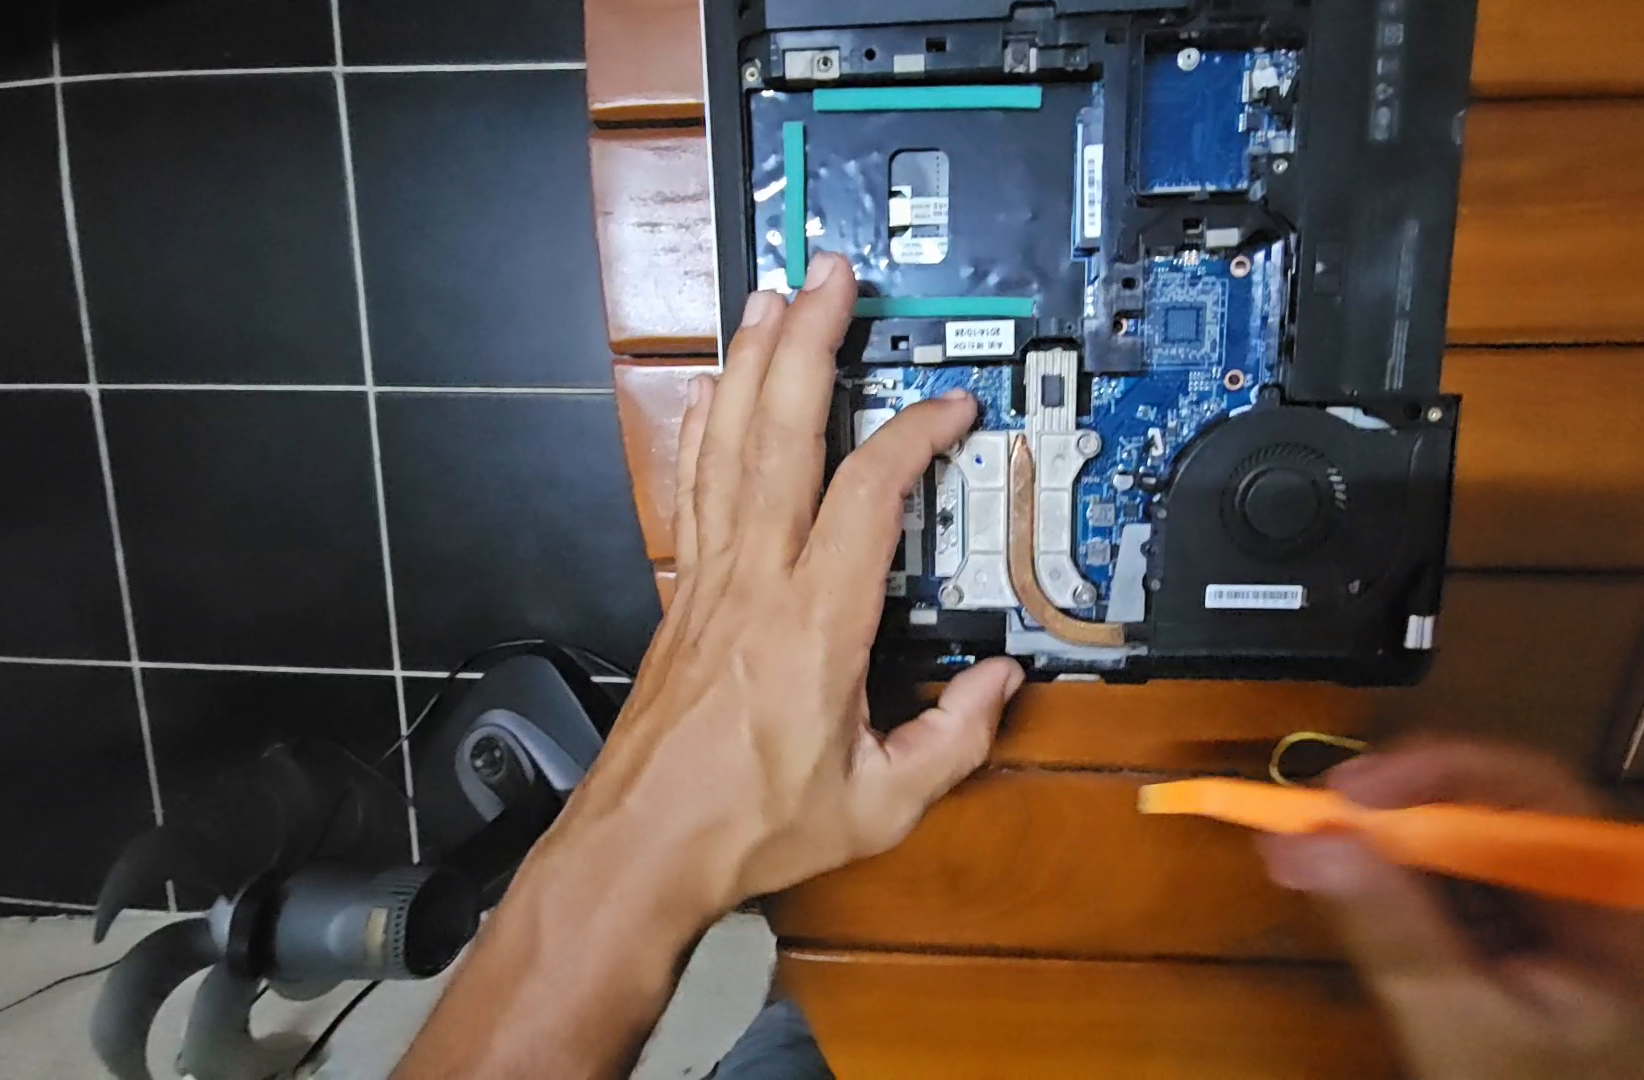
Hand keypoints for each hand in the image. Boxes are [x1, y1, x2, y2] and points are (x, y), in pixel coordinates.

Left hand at [559, 252, 1022, 911]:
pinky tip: (711, 390)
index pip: (870, 495)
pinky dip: (706, 426)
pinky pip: (695, 484)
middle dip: (807, 344)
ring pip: (729, 443)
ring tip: (770, 302)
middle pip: (782, 433)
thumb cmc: (749, 823)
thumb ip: (954, 741)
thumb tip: (999, 685)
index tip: (950, 408)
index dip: (914, 435)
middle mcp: (757, 580)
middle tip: (827, 281)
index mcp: (816, 624)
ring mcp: (711, 576)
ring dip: (751, 363)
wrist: (644, 846)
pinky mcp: (685, 588)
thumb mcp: (880, 803)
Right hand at [1256, 741, 1643, 1079]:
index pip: (1532, 787)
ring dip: (1376, 830)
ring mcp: (1547, 902)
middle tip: (1318, 811)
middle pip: (1485, 799)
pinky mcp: (1505, 923)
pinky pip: (1438, 869)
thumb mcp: (1463, 1022)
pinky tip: (1329, 871)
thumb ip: (1394, 931)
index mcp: (1620, 898)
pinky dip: (1380, 865)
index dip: (1438, 770)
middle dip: (1393, 801)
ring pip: (1452, 828)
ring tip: (1305, 841)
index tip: (1351, 790)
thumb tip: (1306, 840)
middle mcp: (1589, 880)